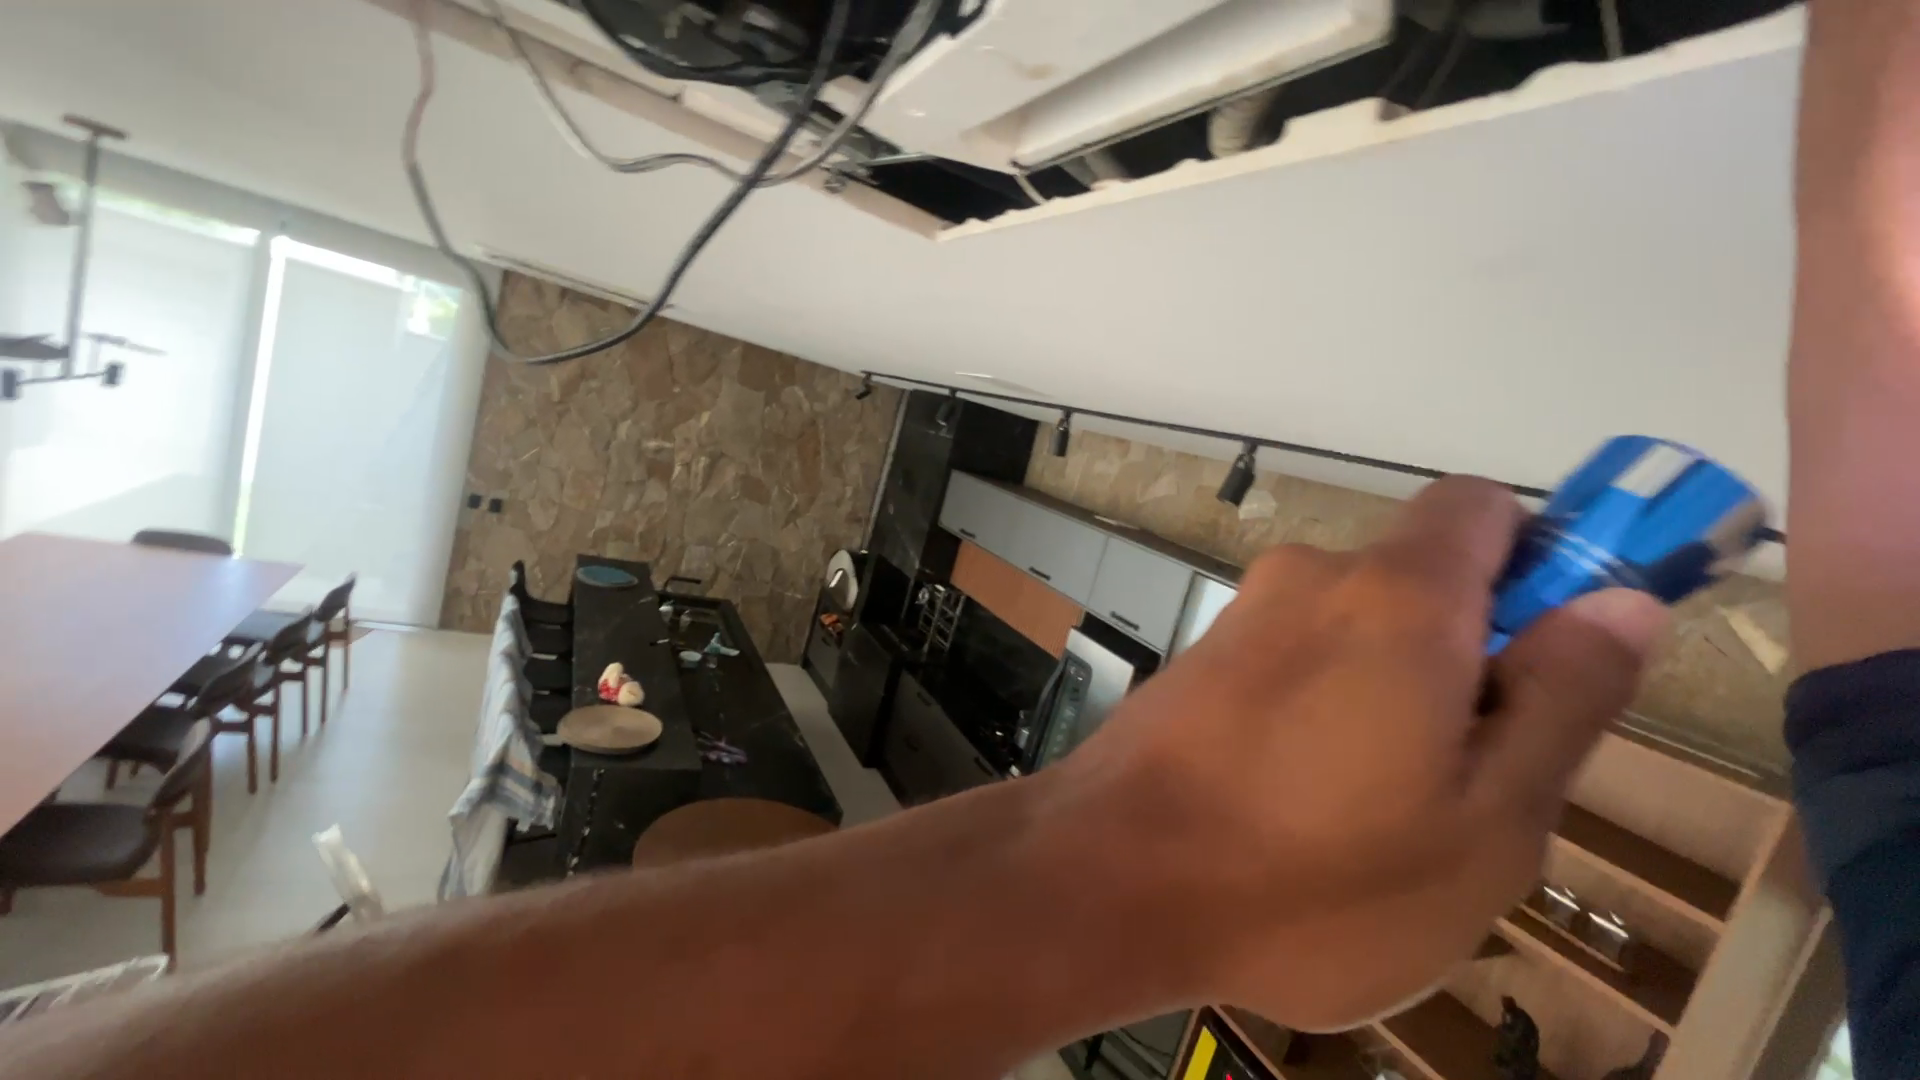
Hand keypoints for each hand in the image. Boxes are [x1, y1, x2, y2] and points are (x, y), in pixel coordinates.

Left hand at [1050, 476, 1667, 1030]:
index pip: (1482, 507)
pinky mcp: (1196, 664)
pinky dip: (1322, 713)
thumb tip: (1618, 601)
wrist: (1108, 881)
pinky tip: (1302, 805)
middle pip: (1421, 580)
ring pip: (1355, 634)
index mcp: (1393, 595)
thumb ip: (1563, 699)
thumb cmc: (1313, 877)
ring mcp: (1240, 620)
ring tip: (1378, 814)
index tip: (1556, 653)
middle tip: (1468, 778)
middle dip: (1465, 657)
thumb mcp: (1488, 820)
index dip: (1541, 560)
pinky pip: (1294, 665)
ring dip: (1391, 699)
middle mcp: (1307, 581)